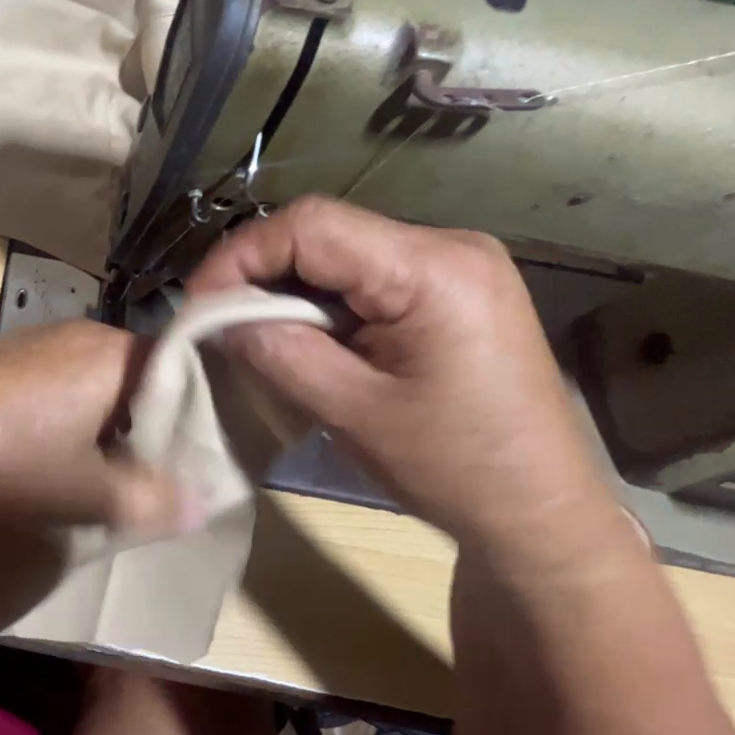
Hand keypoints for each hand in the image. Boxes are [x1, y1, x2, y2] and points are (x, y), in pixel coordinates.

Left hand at [0, 320, 190, 539]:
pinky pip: (54, 387)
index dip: (199, 417)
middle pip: (138, 379)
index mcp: (111, 353)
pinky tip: (49, 459)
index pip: (185, 371)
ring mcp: (31, 343)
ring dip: (105, 429)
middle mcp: (77, 334)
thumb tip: (200, 503)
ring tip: (103, 477)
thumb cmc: (3, 463)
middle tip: (153, 479)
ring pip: (94, 385)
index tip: (200, 462)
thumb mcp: (84, 494)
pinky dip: (66, 421)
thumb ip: (150, 498)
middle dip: (149, 428)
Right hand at [188, 196, 622, 553]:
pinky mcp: (451, 288)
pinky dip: (321, 303)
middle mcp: (449, 246)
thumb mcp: (350, 410)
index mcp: (434, 269)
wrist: (537, 508)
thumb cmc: (451, 466)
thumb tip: (214, 318)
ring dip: (288, 291)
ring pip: (339, 253)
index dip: (240, 257)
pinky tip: (307, 340)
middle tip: (219, 327)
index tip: (198, 308)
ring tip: (257, 338)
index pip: (311, 226)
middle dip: (260, 275)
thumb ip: (276, 351)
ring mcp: (455, 264)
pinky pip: (364, 275)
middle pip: (324, 233)